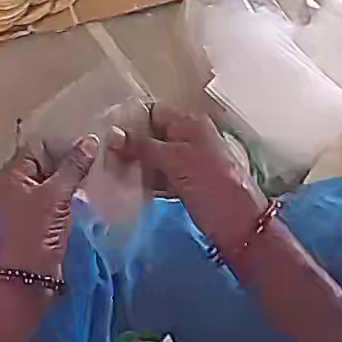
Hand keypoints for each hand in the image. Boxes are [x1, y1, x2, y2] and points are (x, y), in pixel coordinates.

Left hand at [0, 135, 98, 278]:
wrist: (30, 277)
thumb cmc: (36, 231)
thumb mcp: (55, 195)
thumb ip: (74, 166)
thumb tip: (91, 140)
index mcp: (14, 172)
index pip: (40, 144)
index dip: (63, 141)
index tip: (89, 138)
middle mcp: (21, 182)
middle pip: (49, 160)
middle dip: (72, 157)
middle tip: (101, 150)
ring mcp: (33, 200)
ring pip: (57, 177)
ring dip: (76, 174)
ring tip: (102, 166)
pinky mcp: (45, 215)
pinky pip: (62, 194)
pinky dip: (76, 190)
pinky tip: (95, 186)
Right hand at [112, 104, 265, 251]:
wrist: (241, 229)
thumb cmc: (212, 186)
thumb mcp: (176, 161)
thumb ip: (143, 146)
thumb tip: (111, 134)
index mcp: (191, 123)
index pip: (154, 112)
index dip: (130, 119)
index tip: (103, 130)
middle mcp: (188, 138)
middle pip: (151, 135)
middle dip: (128, 144)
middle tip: (100, 154)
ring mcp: (187, 163)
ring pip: (153, 158)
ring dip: (133, 164)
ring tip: (106, 171)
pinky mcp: (184, 185)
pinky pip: (158, 177)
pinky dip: (144, 181)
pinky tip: (124, 187)